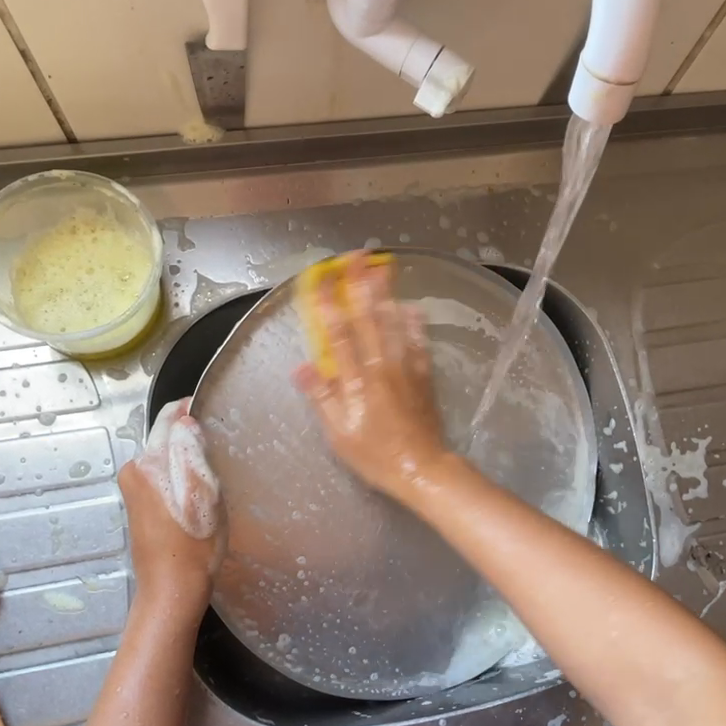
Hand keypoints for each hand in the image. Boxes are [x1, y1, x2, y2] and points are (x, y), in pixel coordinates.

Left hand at [119, 399, 223, 613]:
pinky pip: (164, 475)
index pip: (168, 419)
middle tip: (221, 442)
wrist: (173, 588)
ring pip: (166, 457)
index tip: (211, 405)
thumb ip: (193, 452)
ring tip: (215, 467)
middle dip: (191, 434)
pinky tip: (199, 492)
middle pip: (166, 437)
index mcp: (148, 463)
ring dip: (188, 457)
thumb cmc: (194, 545)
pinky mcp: (141, 505)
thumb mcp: (204, 493)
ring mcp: (135, 489)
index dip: (190, 409)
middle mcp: (134, 471)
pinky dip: (181, 476)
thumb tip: (187, 421)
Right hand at [294, 252, 455, 502]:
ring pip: (394, 324)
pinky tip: (412, 307)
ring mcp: (405, 369)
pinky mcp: (423, 377)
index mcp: (356, 381)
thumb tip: (301, 367)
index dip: (329, 304)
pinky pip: (418, 343)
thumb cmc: (375, 455)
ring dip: (387, 294)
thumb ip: (322, 398)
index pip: (339, 334)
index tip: (321, 278)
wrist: (422, 469)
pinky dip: (414, 323)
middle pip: (369, 318)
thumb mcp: (339, 434)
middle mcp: (381, 367)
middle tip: (357, 256)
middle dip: (361, 285)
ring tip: (383, 267)